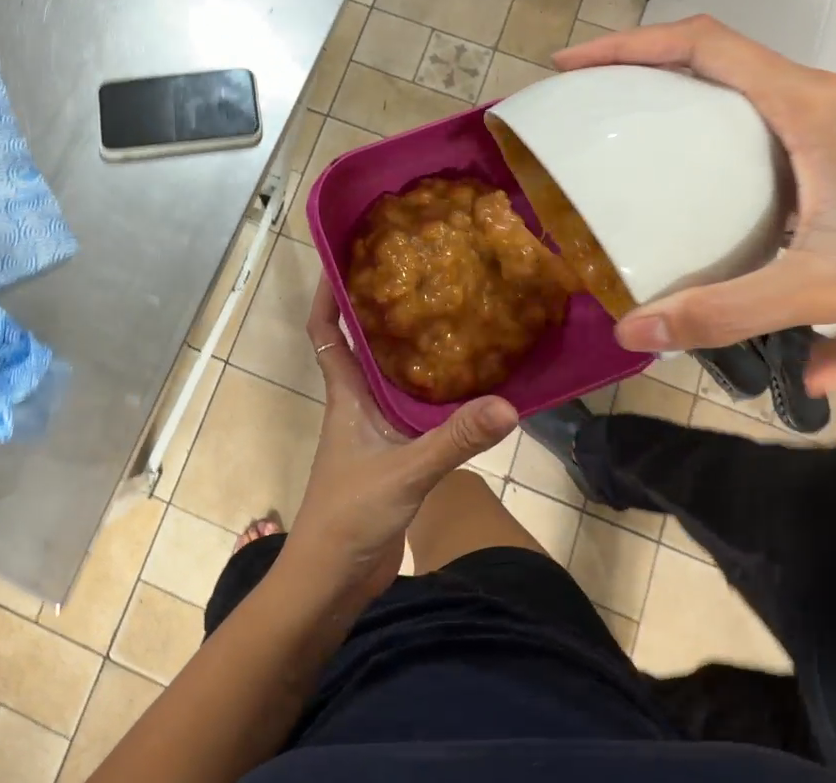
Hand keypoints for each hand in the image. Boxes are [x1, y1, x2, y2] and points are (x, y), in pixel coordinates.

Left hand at [280, 279, 518, 602]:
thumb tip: (509, 404)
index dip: (326, 295)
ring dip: (413, 353)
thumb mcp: (404, 472)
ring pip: (392, 380)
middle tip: (420, 277)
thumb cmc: (349, 516)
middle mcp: (357, 406)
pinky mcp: (394, 459)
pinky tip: (470, 390)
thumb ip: (454, 440)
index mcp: (345, 397)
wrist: (333, 577)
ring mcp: (375, 432)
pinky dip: (435, 398)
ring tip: (453, 317)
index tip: (342, 258)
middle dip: (381, 312)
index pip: (326, 333)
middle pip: (363, 347)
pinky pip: (415, 415)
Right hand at [552, 16, 835, 351]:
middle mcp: (824, 104)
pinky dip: (713, 146)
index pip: (704, 45)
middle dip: (641, 74)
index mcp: (812, 106)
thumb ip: (725, 310)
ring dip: (679, 108)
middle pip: (715, 62)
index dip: (627, 46)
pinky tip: (697, 194)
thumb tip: (629, 333)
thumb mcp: (831, 285)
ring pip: (741, 98)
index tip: (568, 69)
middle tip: (586, 111)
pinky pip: (762, 134)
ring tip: (627, 147)